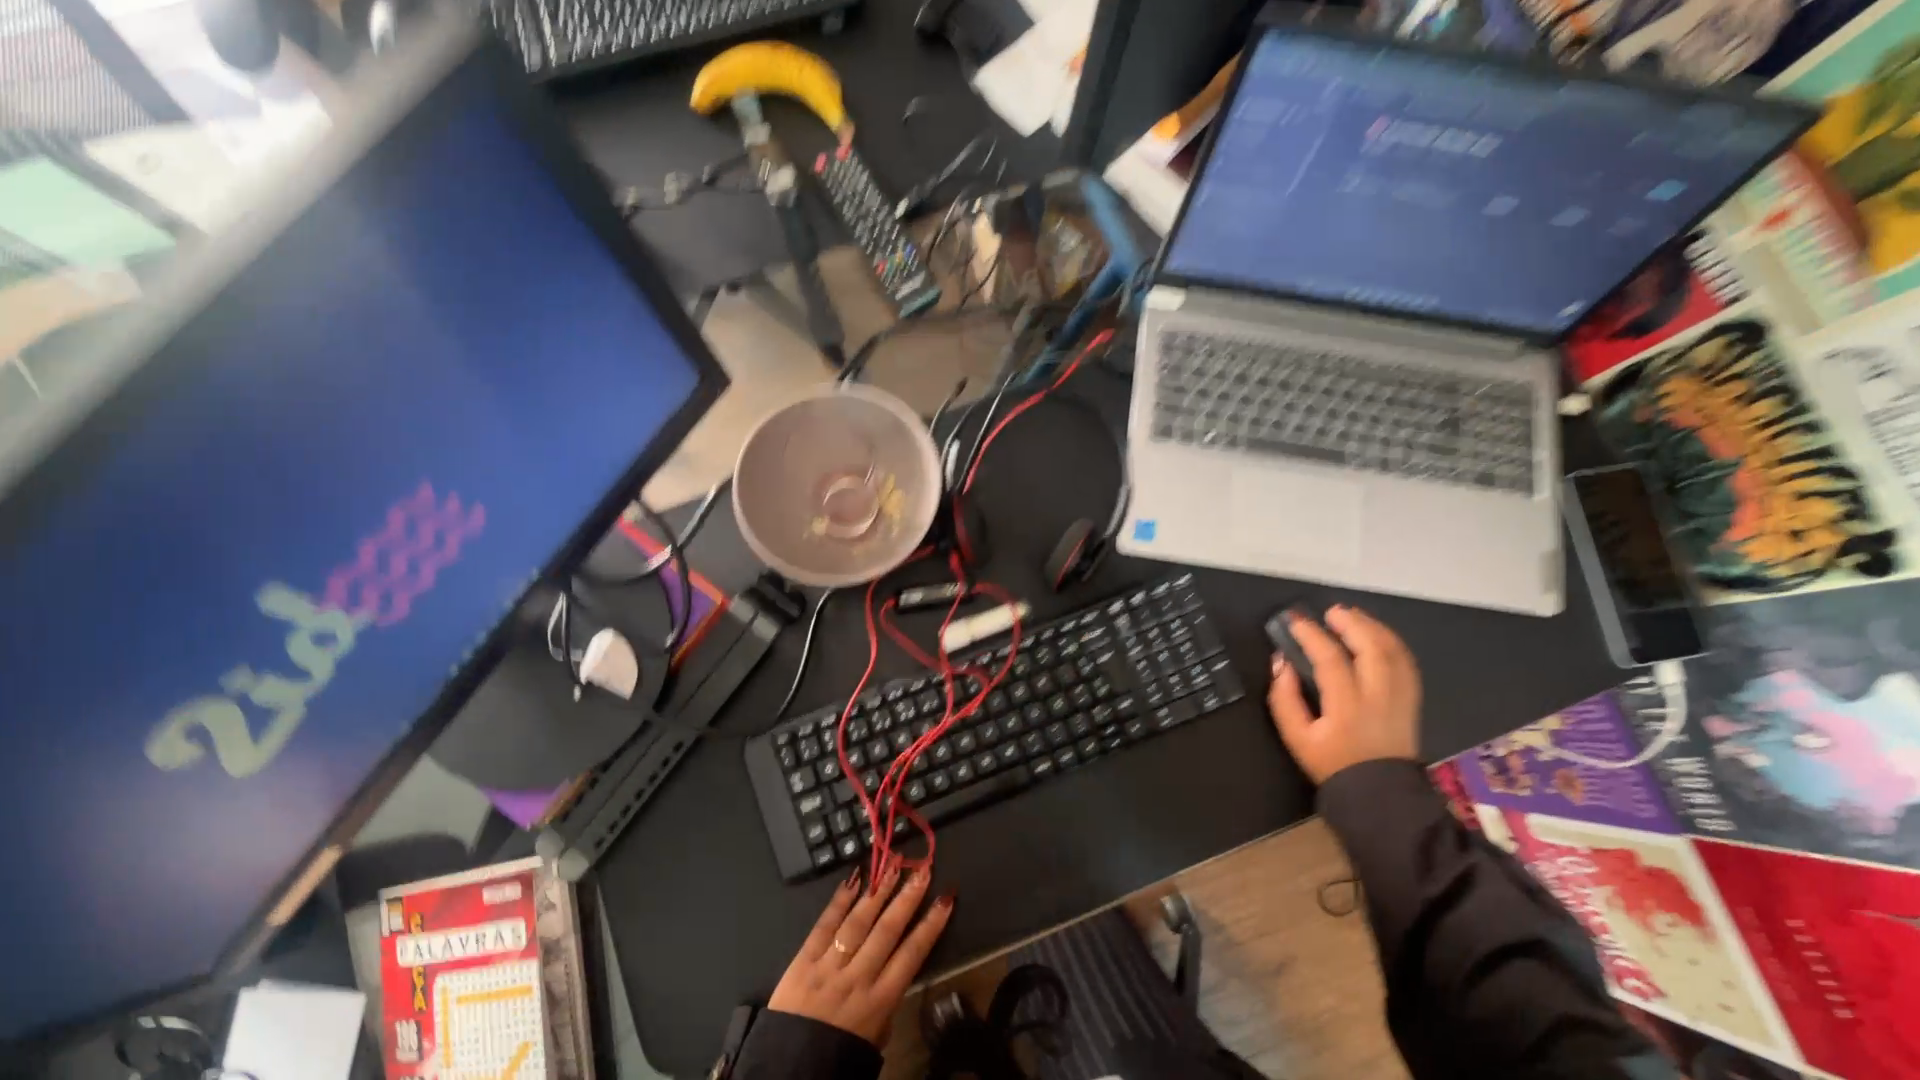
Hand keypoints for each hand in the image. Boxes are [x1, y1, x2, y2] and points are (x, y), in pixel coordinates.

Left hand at [767, 864, 953, 1045]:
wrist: (791, 1068)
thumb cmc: (840, 1054)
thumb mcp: (878, 1036)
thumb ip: (888, 1002)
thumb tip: (894, 969)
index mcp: (880, 1000)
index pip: (911, 954)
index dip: (930, 925)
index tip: (945, 899)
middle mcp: (858, 977)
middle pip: (887, 931)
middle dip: (907, 898)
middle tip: (922, 871)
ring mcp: (829, 966)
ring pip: (858, 922)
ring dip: (878, 892)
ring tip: (892, 867)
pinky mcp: (803, 960)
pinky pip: (824, 924)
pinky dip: (839, 900)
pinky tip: (853, 880)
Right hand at [1267, 604, 1421, 783]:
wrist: (1378, 793)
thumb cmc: (1332, 764)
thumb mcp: (1296, 737)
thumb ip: (1284, 699)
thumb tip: (1281, 663)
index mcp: (1347, 706)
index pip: (1331, 659)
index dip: (1312, 635)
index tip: (1295, 621)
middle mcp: (1378, 697)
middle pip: (1371, 648)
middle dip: (1351, 623)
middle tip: (1331, 612)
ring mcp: (1400, 697)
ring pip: (1393, 651)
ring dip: (1373, 628)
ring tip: (1353, 616)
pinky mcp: (1411, 700)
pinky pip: (1406, 663)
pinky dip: (1392, 643)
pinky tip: (1377, 635)